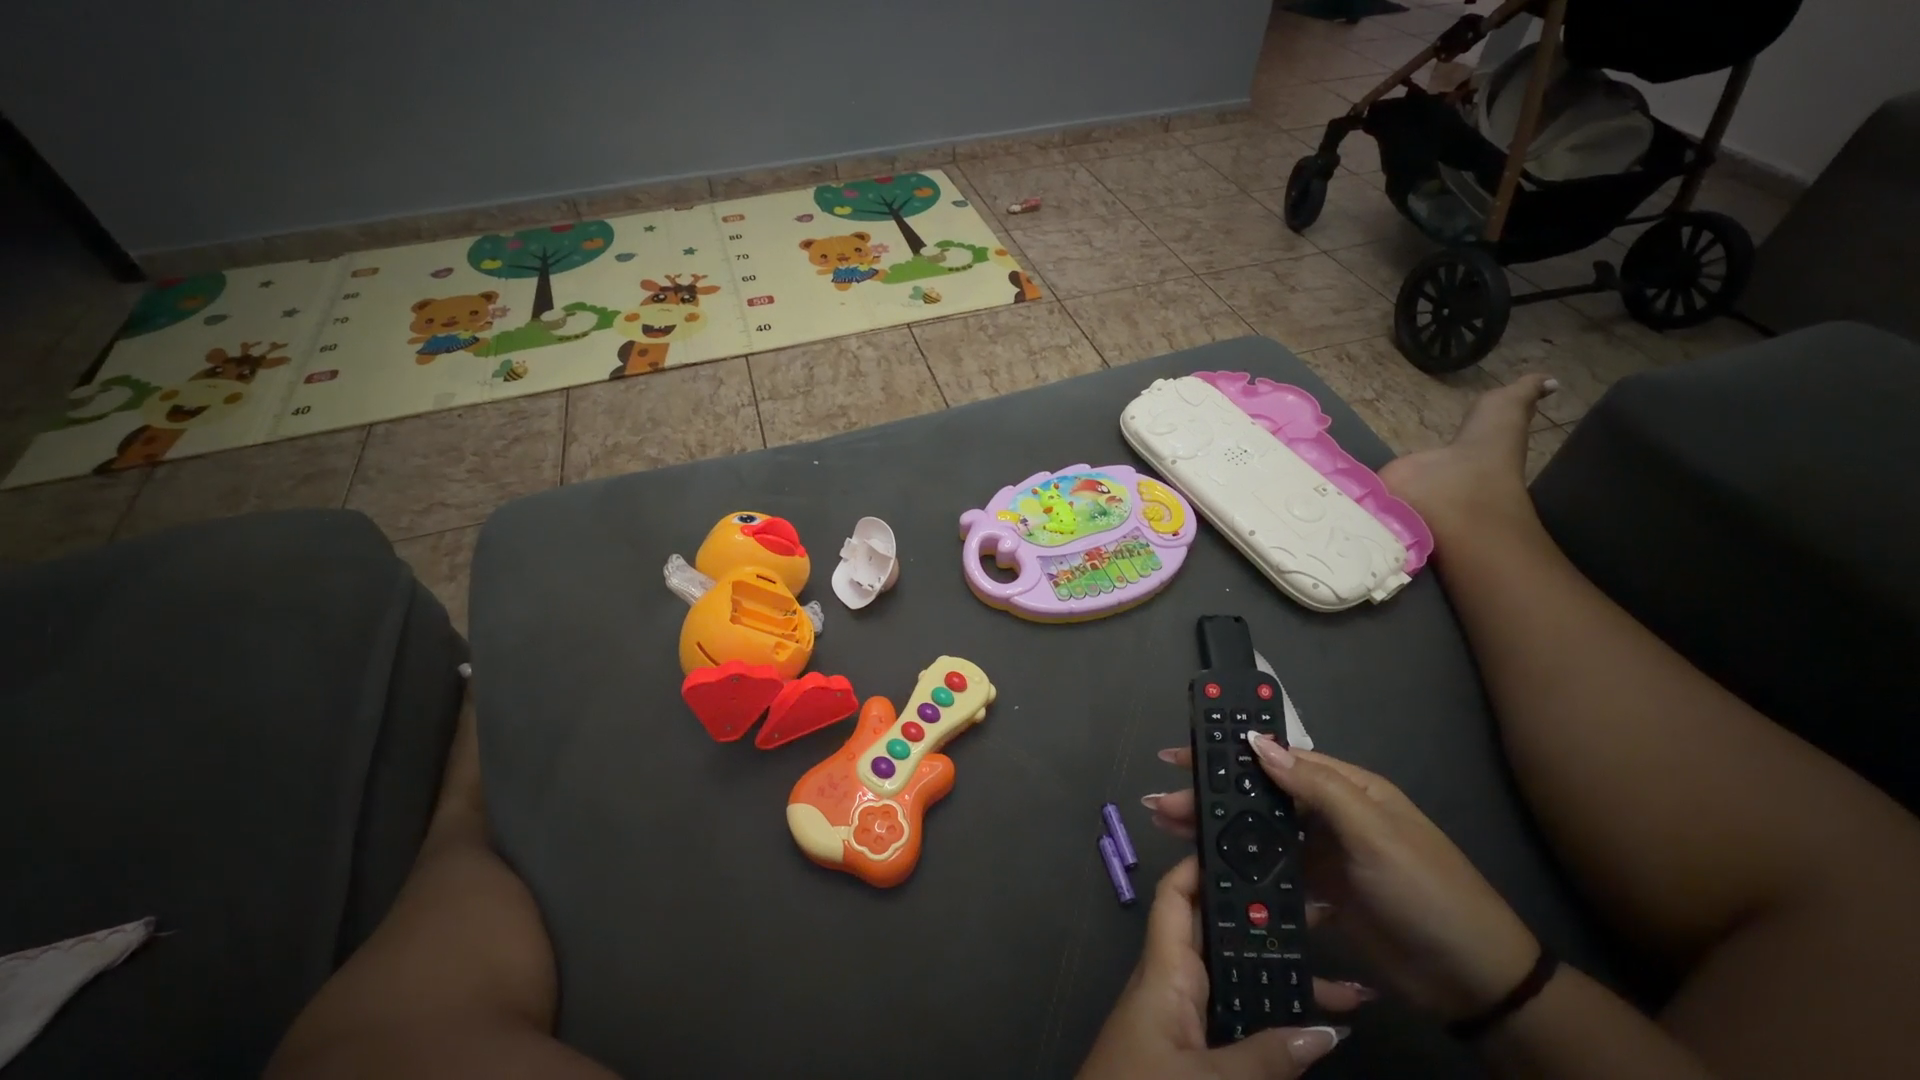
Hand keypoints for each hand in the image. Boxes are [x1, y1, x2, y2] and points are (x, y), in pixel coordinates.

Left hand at [1077, 857, 1347, 1079]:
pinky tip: (1317, 1023)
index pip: (1177, 895)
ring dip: (1280, 977)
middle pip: (1217, 933)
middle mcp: (1172, 983)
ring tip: (1345, 981)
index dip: (1204, 862)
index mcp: (1164, 971)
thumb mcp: (1208, 1079)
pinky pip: (1236, 1016)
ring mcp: (1182, 1016)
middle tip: (1322, 910)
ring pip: (1235, 979)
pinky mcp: (1190, 1048)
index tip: (1249, 844)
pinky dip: (1272, 1015)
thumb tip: (1329, 1031)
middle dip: (1265, 921)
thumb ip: (1267, 1057)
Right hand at [1145, 737, 1538, 1021]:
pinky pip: (1273, 874)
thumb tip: (1258, 742)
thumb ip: (1316, 787)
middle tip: (1160, 802)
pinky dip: (1242, 870)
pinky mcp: (1322, 896)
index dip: (1228, 755)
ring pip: (1260, 836)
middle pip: (1261, 798)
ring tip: (1169, 829)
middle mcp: (1334, 816)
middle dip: (1211, 797)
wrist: (1473, 980)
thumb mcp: (1374, 833)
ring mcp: (1327, 858)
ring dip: (1218, 832)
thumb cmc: (1426, 892)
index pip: (1277, 760)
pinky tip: (1213, 873)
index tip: (1180, 755)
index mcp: (1349, 789)